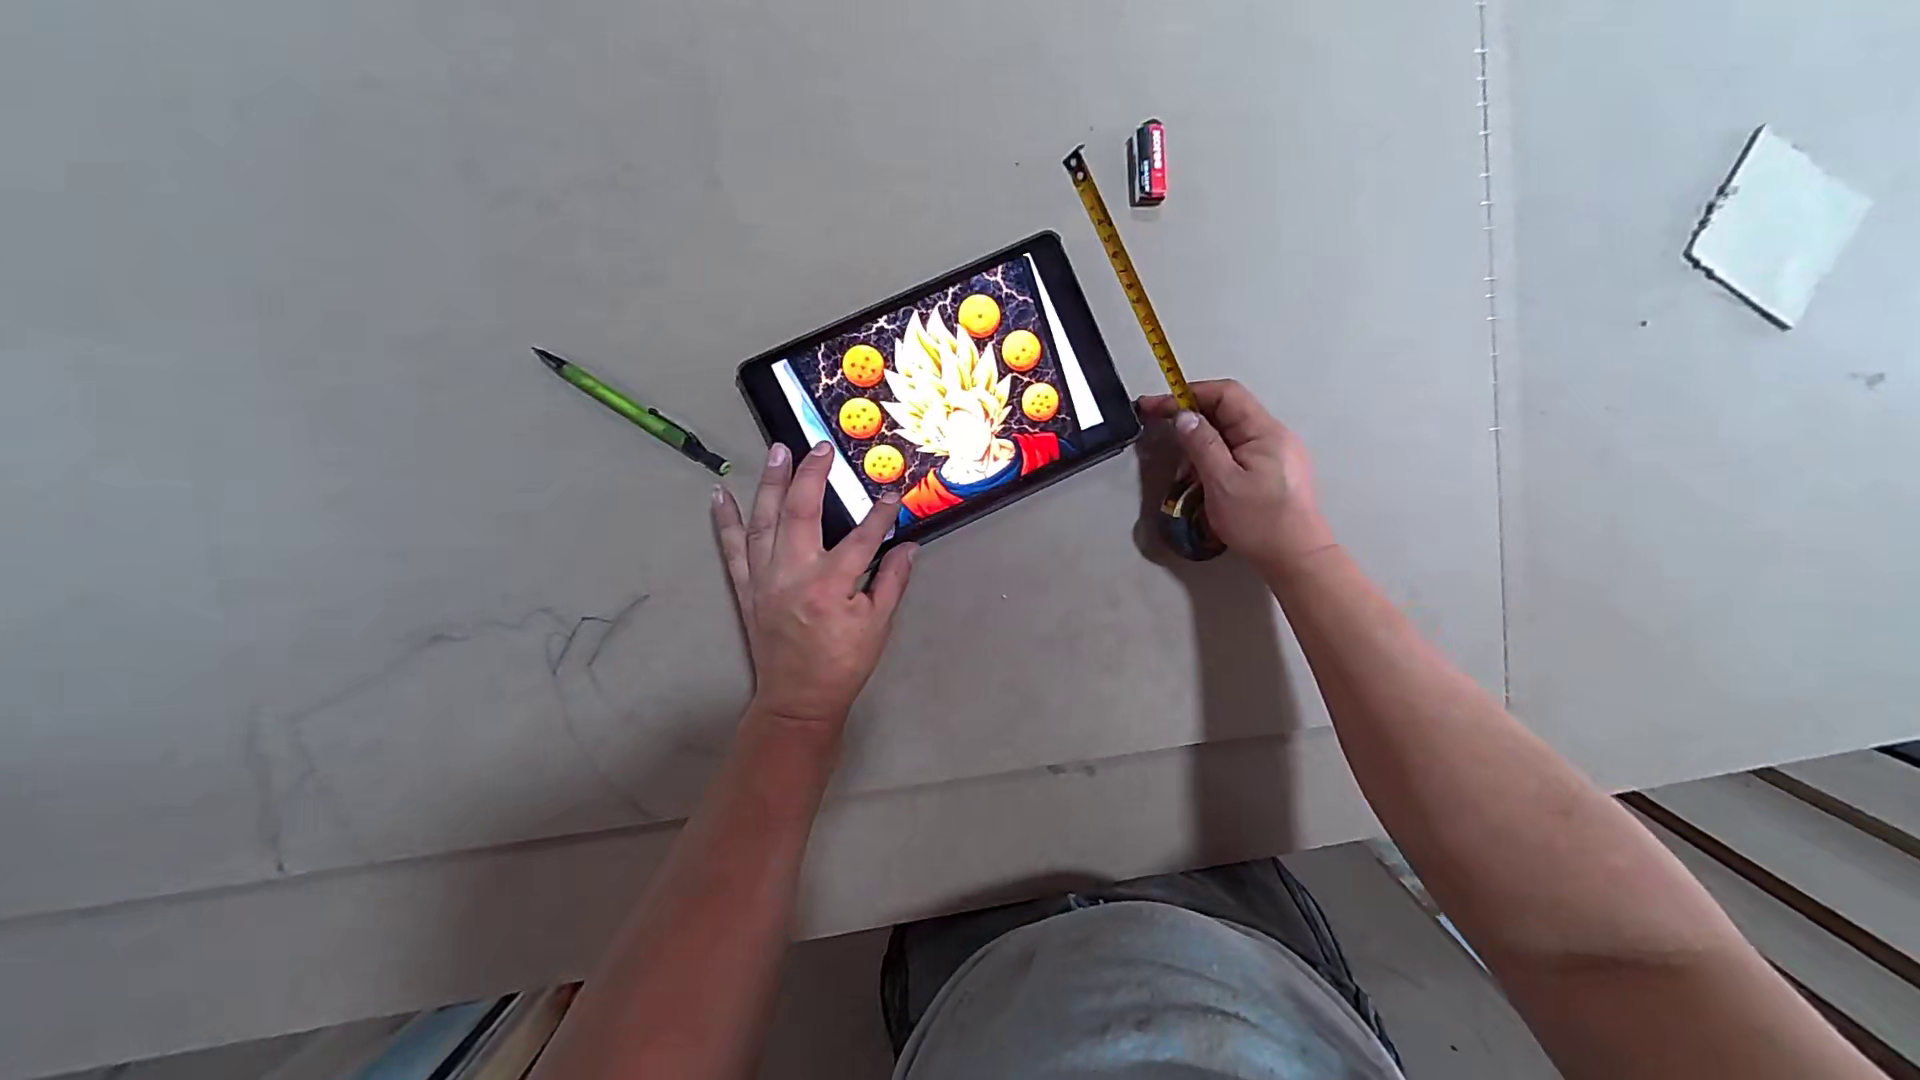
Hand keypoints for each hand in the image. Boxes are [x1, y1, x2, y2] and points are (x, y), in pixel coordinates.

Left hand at [713, 441, 916, 730]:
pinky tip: (719, 494)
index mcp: (829, 587)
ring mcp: (763, 579)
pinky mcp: (747, 588)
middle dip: (812, 475)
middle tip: (820, 447)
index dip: (880, 515)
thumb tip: (908, 547)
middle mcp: (792, 575)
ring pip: (764, 521)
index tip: (892, 494)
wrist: (797, 701)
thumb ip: (892, 582)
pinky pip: (732, 548)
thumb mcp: (877, 626)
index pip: (861, 538)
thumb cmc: (842, 665)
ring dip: (771, 483)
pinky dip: (725, 520)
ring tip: (778, 451)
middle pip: (801, 512)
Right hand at [1138, 379, 1334, 574]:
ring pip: (1231, 432)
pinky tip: (1202, 475)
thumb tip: (1183, 417)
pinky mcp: (1273, 470)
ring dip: (1201, 440)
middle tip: (1161, 429)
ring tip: (1183, 466)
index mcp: (1265, 432)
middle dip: (1191, 417)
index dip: (1188, 394)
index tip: (1157, 406)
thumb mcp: (1222, 482)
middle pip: (1228, 410)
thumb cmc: (1260, 523)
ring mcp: (1277, 453)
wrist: (1297, 558)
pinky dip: (1215, 455)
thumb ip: (1201, 445)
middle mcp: (1274, 436)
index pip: (1225, 394)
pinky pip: (1238, 450)